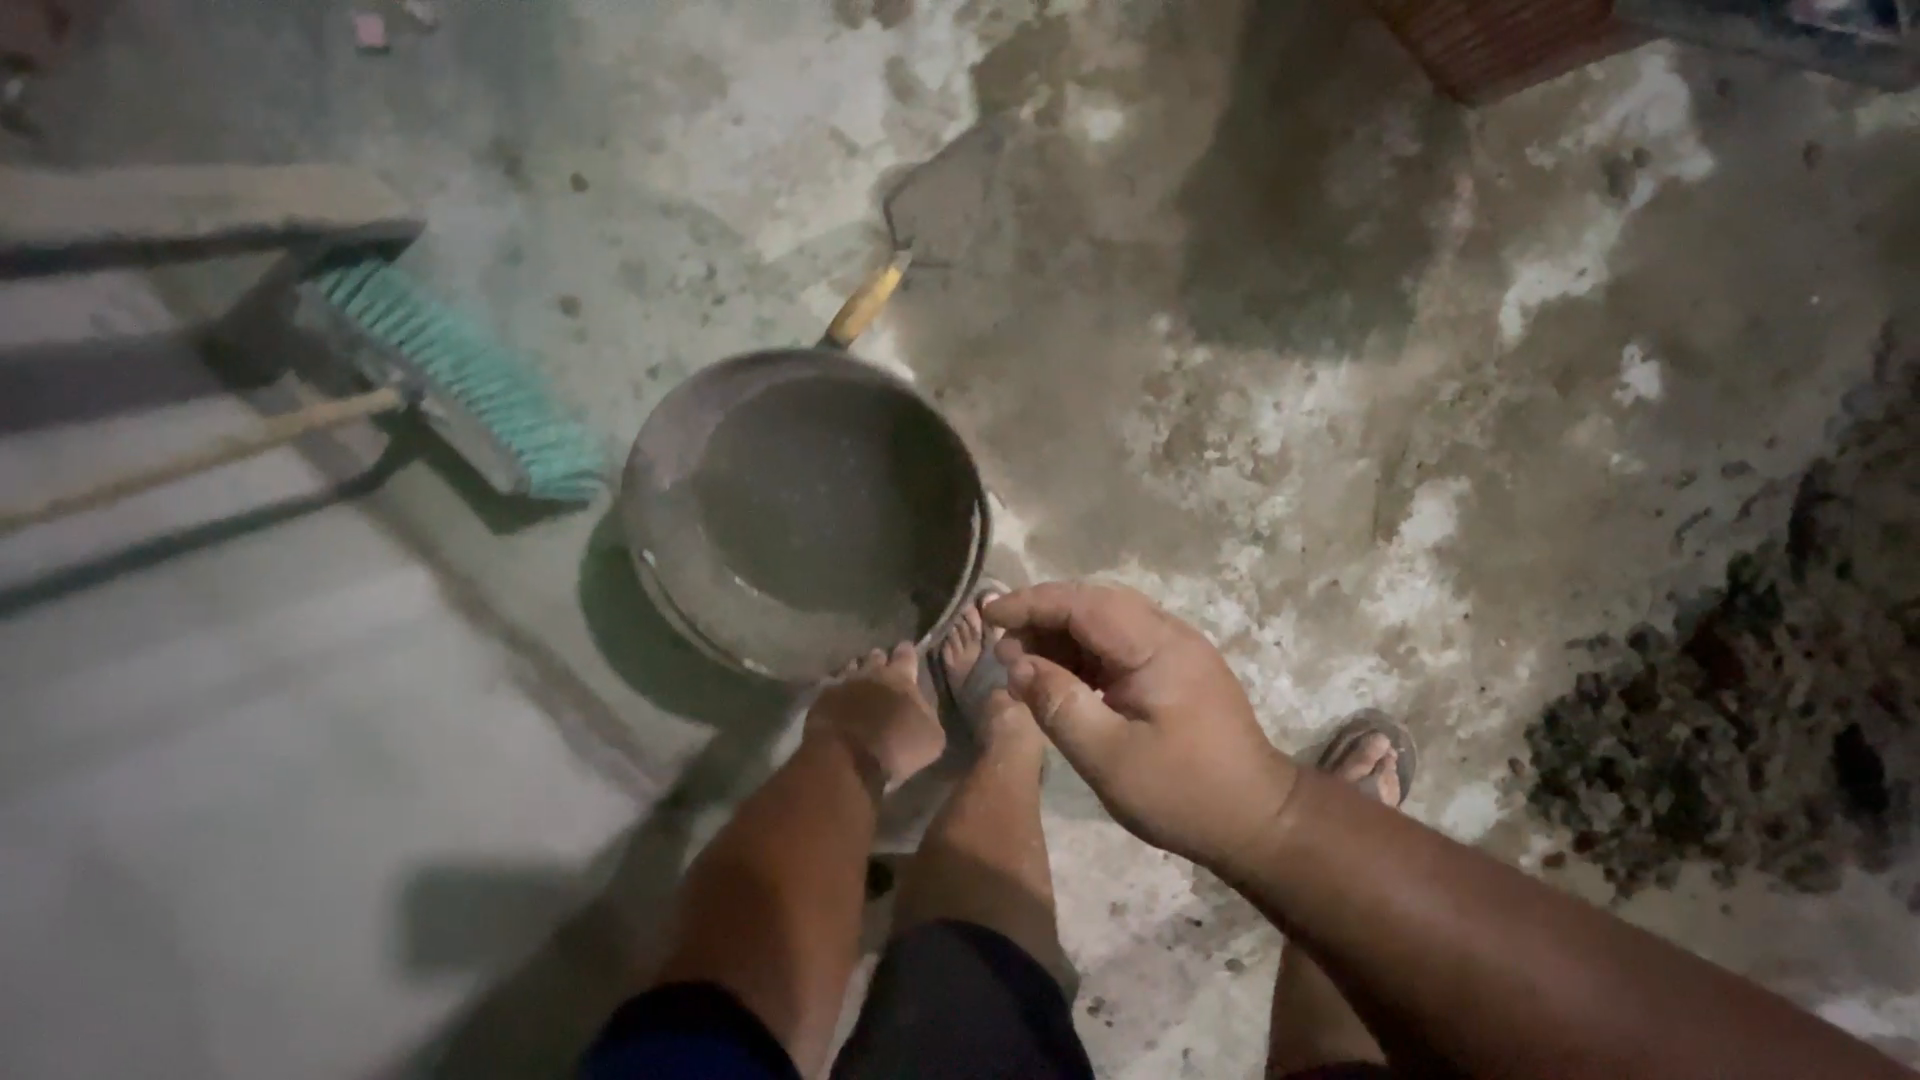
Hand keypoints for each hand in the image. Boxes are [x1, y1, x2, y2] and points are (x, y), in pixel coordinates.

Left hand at [805, 643, 945, 791]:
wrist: (847, 759)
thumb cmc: (896, 747)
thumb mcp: (931, 737)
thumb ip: (929, 715)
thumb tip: (923, 707)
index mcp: (901, 678)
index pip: (906, 654)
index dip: (907, 652)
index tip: (906, 650)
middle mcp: (871, 673)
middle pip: (876, 657)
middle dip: (880, 660)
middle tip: (882, 668)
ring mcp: (843, 683)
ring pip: (850, 667)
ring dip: (856, 672)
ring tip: (858, 682)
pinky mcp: (821, 698)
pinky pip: (829, 685)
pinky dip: (835, 690)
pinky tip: (836, 699)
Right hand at [986, 582, 1297, 866]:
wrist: (1259, 821)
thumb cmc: (1183, 792)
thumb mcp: (1109, 757)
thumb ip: (1059, 704)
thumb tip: (1018, 666)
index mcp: (1157, 646)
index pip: (1083, 604)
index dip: (1031, 603)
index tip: (988, 615)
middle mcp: (1169, 634)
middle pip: (1094, 604)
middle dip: (1042, 617)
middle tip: (1002, 649)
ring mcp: (1176, 651)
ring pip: (1106, 622)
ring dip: (1061, 636)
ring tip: (1021, 665)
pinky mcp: (1175, 671)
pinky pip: (1119, 646)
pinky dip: (1082, 655)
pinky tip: (1059, 679)